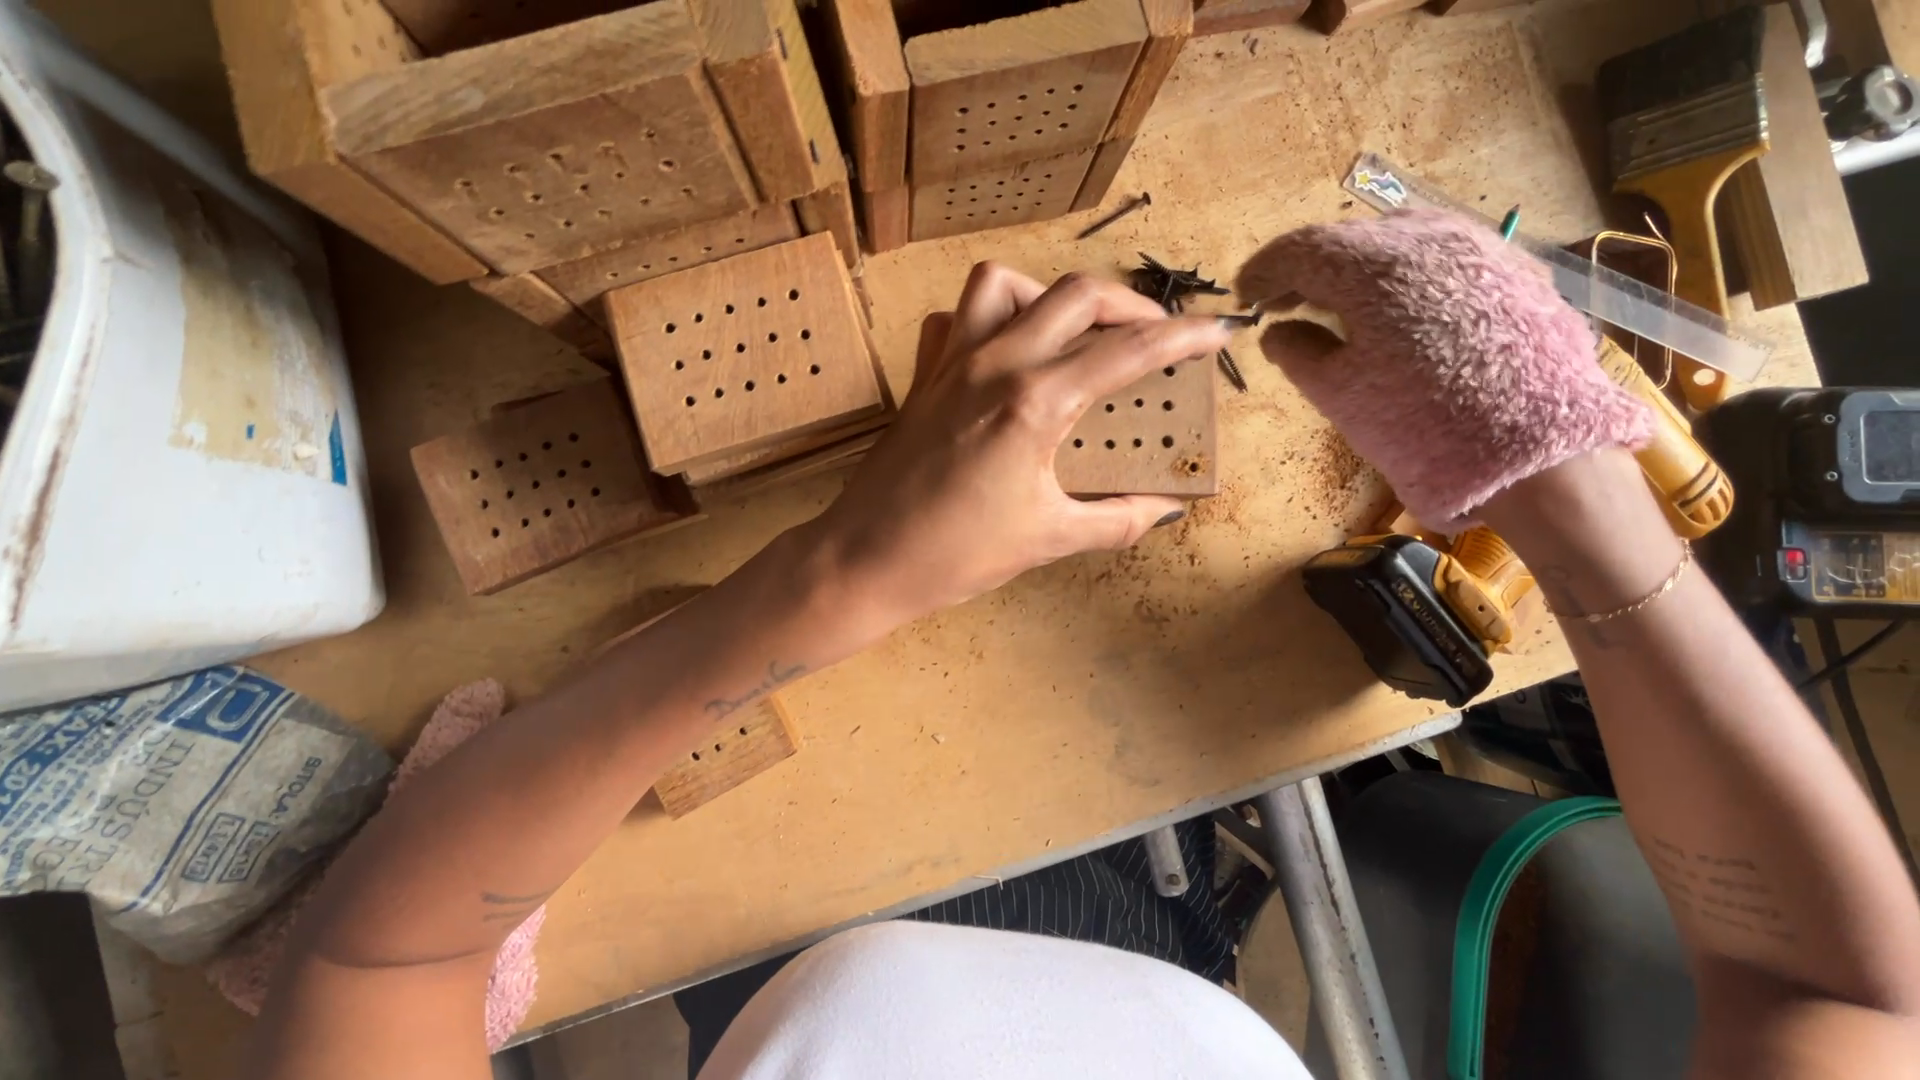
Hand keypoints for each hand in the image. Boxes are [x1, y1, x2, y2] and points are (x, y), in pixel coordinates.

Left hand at [805, 262, 1229, 623]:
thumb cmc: (956, 555)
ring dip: (1050, 294)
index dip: (1184, 337)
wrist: (866, 560)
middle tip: (1156, 334)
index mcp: (1035, 401)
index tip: (1219, 330)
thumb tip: (1168, 509)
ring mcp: (951, 362)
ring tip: (1074, 331)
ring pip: (1005, 283)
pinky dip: (988, 317)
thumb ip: (1119, 519)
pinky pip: (956, 317)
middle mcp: (994, 363)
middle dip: (1130, 304)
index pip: (1128, 351)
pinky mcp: (923, 375)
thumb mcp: (1049, 538)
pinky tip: (1005, 349)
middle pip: (1077, 294)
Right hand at [1234, 210, 1651, 528]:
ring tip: (1337, 305)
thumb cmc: (1419, 424)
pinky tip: (1396, 310)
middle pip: (1347, 240)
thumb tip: (1279, 332)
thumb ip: (1297, 352)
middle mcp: (1423, 238)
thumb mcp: (1339, 393)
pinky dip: (1401, 275)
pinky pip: (1439, 256)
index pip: (1301, 250)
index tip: (1245, 297)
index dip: (1264, 271)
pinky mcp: (1510, 270)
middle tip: (1283, 303)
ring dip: (1355, 268)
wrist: (1535, 454)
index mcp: (1371, 266)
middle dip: (1307, 270)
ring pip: (1396, 241)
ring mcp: (1475, 248)